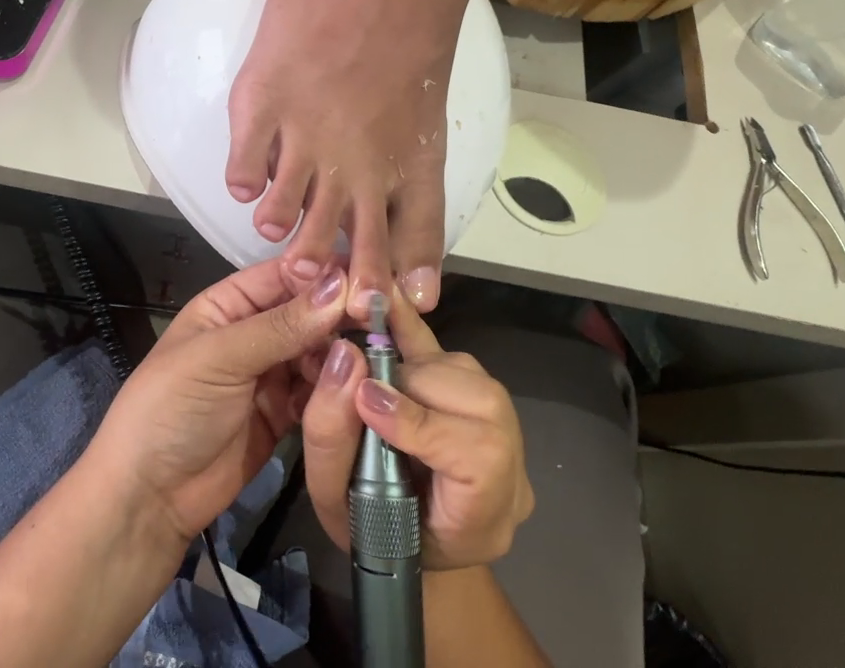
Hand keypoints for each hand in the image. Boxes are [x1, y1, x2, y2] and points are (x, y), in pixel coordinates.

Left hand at [82, 261, 350, 545]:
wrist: (150, 496)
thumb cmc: (170, 410)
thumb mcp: (218, 359)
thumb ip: (279, 326)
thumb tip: (338, 287)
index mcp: (229, 305)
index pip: (285, 276)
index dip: (325, 277)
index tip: (370, 283)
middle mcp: (254, 333)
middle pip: (309, 314)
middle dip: (342, 319)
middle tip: (385, 326)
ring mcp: (273, 375)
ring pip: (321, 353)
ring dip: (344, 356)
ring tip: (374, 362)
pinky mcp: (288, 414)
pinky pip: (322, 393)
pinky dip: (340, 391)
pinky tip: (363, 391)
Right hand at [225, 0, 493, 318]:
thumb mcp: (436, 45)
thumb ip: (410, 93)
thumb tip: (380, 115)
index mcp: (419, 136)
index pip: (419, 225)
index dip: (413, 268)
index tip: (411, 304)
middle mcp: (366, 147)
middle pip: (352, 233)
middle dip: (345, 273)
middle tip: (329, 292)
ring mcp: (311, 123)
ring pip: (296, 208)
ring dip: (290, 232)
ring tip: (281, 241)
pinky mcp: (266, 87)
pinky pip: (247, 158)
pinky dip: (245, 176)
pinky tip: (246, 185)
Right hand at [301, 294, 532, 569]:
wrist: (404, 540)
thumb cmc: (368, 531)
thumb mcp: (333, 503)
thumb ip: (333, 438)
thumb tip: (344, 357)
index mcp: (485, 518)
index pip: (478, 458)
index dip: (422, 420)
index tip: (366, 399)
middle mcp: (511, 471)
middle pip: (480, 403)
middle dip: (410, 381)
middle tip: (356, 378)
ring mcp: (506, 430)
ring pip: (470, 373)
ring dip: (413, 361)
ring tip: (368, 368)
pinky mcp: (480, 394)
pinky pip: (453, 354)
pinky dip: (415, 328)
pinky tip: (385, 304)